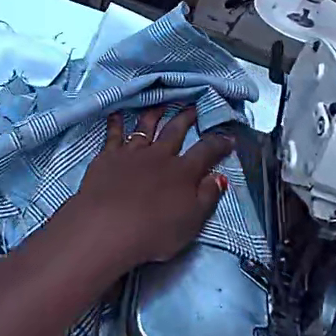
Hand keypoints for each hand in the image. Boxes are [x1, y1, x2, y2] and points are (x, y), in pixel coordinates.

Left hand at [68, 105, 233, 271]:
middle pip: (175, 131)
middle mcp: (158, 156)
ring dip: (154, 114)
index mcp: (182, 172)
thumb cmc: (154, 231)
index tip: (228, 136)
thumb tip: (219, 177)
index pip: (205, 152)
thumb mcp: (192, 222)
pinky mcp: (108, 156)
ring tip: (160, 104)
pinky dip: (116, 122)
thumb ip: (207, 197)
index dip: (218, 143)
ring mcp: (131, 153)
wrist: (107, 226)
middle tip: (193, 107)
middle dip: (186, 118)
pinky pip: (114, 134)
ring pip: (145, 127)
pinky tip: (117, 113)